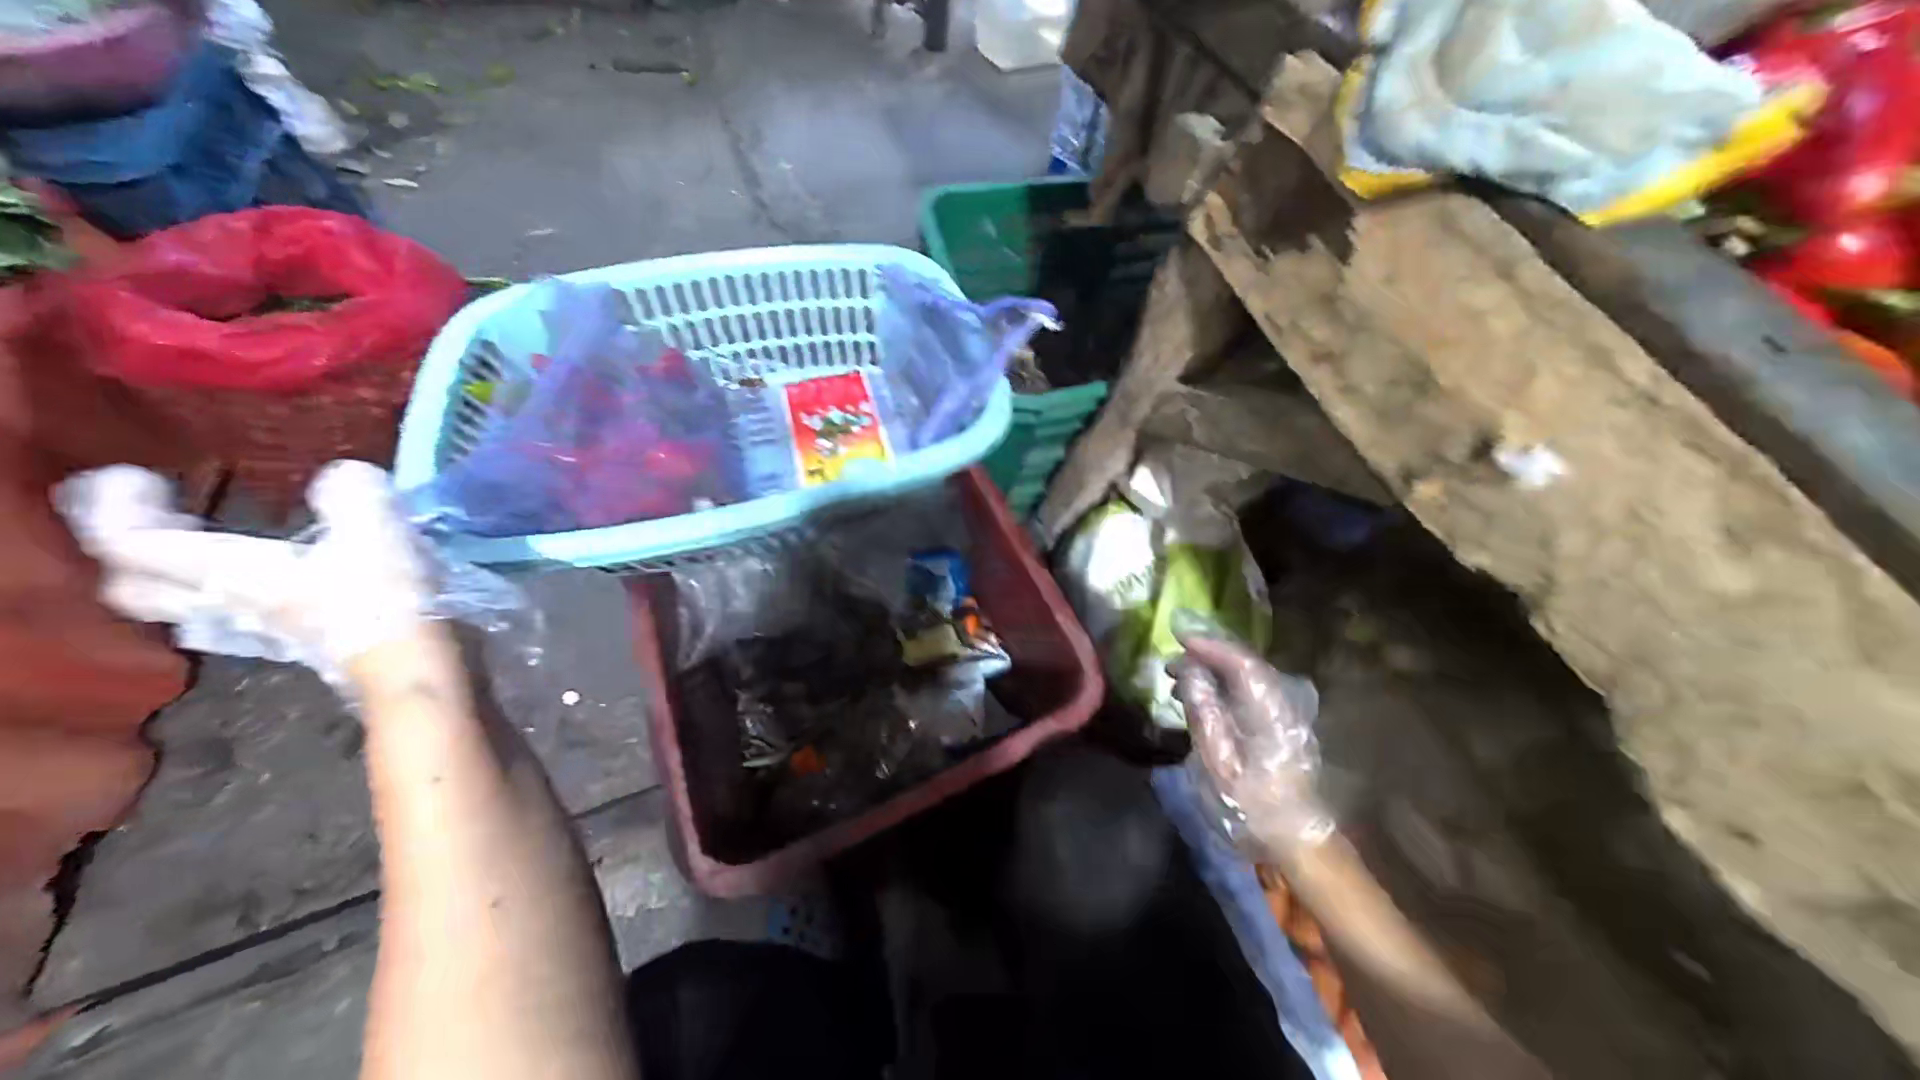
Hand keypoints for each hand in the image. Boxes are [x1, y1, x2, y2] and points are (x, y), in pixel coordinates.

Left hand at [57, 461, 430, 681]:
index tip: (133, 474)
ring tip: (202, 542)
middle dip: (127, 551)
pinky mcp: (290, 641)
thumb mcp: (376, 532)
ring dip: (171, 574)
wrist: (408, 664)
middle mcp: (225, 603)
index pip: (131, 544)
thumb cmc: (382, 598)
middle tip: (155, 514)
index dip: (115, 507)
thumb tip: (342, 477)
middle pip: (133, 587)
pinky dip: (225, 590)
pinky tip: (266, 575)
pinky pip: (226, 614)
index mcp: (230, 572)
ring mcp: (255, 628)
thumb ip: (352, 495)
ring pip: (177, 605)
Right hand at [1170, 629, 1333, 857]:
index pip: (1242, 663)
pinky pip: (1247, 692)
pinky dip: (1222, 686)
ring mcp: (1283, 715)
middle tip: (1170, 660)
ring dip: (1212, 671)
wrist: (1296, 841)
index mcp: (1270, 712)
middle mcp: (1282, 704)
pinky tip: (1200, 697)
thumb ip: (1204, 714)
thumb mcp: (1219, 764)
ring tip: (1177, 679)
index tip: (1178, 636)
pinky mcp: (1278, 726)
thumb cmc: (1254, 806)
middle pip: (1245, 665)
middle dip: (1206, 655)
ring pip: (1246, 677)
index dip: (1211, 645)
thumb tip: (1188, 673)